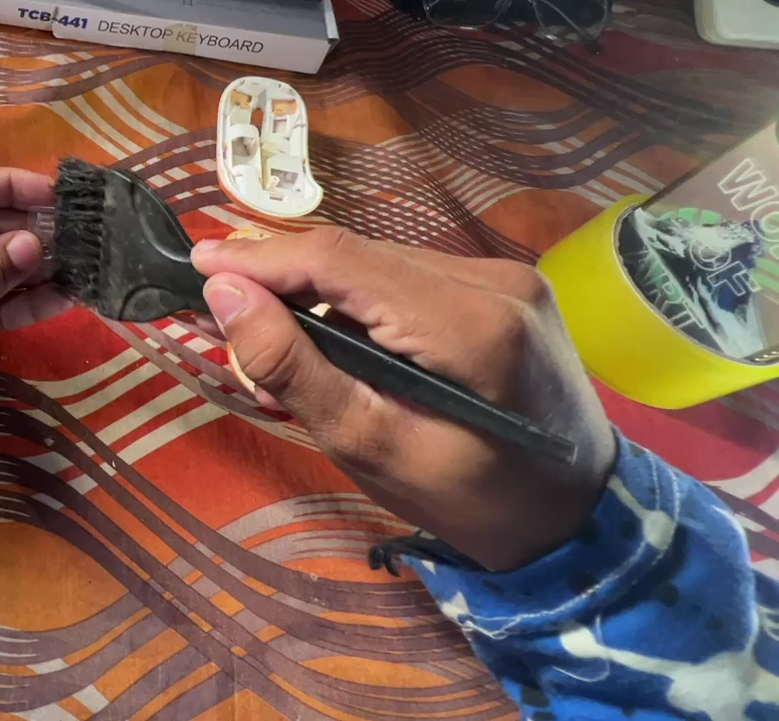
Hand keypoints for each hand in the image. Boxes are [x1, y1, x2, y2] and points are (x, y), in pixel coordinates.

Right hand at [193, 228, 615, 570]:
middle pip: (349, 255)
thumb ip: (292, 366)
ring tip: (273, 346)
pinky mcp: (494, 284)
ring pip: (367, 263)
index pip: (336, 259)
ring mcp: (499, 275)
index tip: (198, 263)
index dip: (259, 257)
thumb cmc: (471, 500)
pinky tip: (328, 342)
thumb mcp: (368, 445)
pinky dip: (347, 303)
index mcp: (468, 323)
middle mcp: (490, 278)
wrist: (581, 522)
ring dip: (308, 296)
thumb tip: (223, 292)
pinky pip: (394, 276)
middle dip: (276, 280)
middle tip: (223, 314)